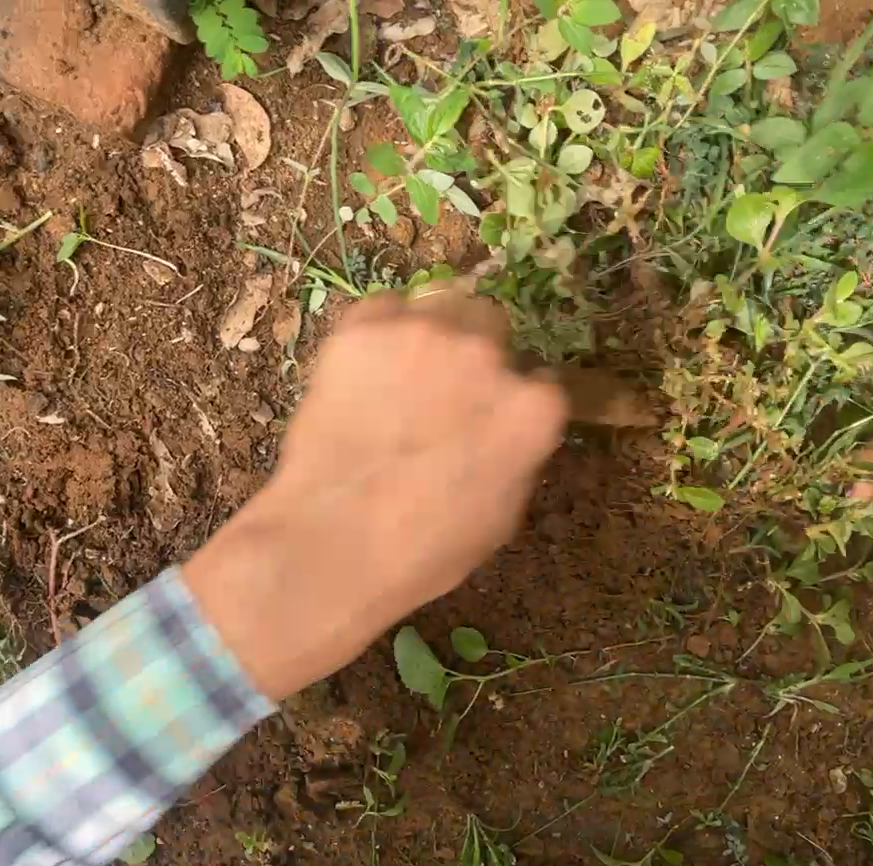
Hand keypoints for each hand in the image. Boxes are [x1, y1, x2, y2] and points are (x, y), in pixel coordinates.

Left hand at [183, 291, 566, 700]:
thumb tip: (508, 428)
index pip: (538, 381)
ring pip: (439, 307)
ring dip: (429, 336)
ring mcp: (423, 334)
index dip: (509, 402)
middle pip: (491, 327)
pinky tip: (363, 374)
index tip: (486, 419)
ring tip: (397, 381)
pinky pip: (382, 311)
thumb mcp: (499, 517)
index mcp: (531, 408)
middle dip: (472, 357)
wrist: (334, 544)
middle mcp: (487, 355)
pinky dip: (378, 334)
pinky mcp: (363, 328)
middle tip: (438, 397)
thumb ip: (517, 455)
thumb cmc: (423, 550)